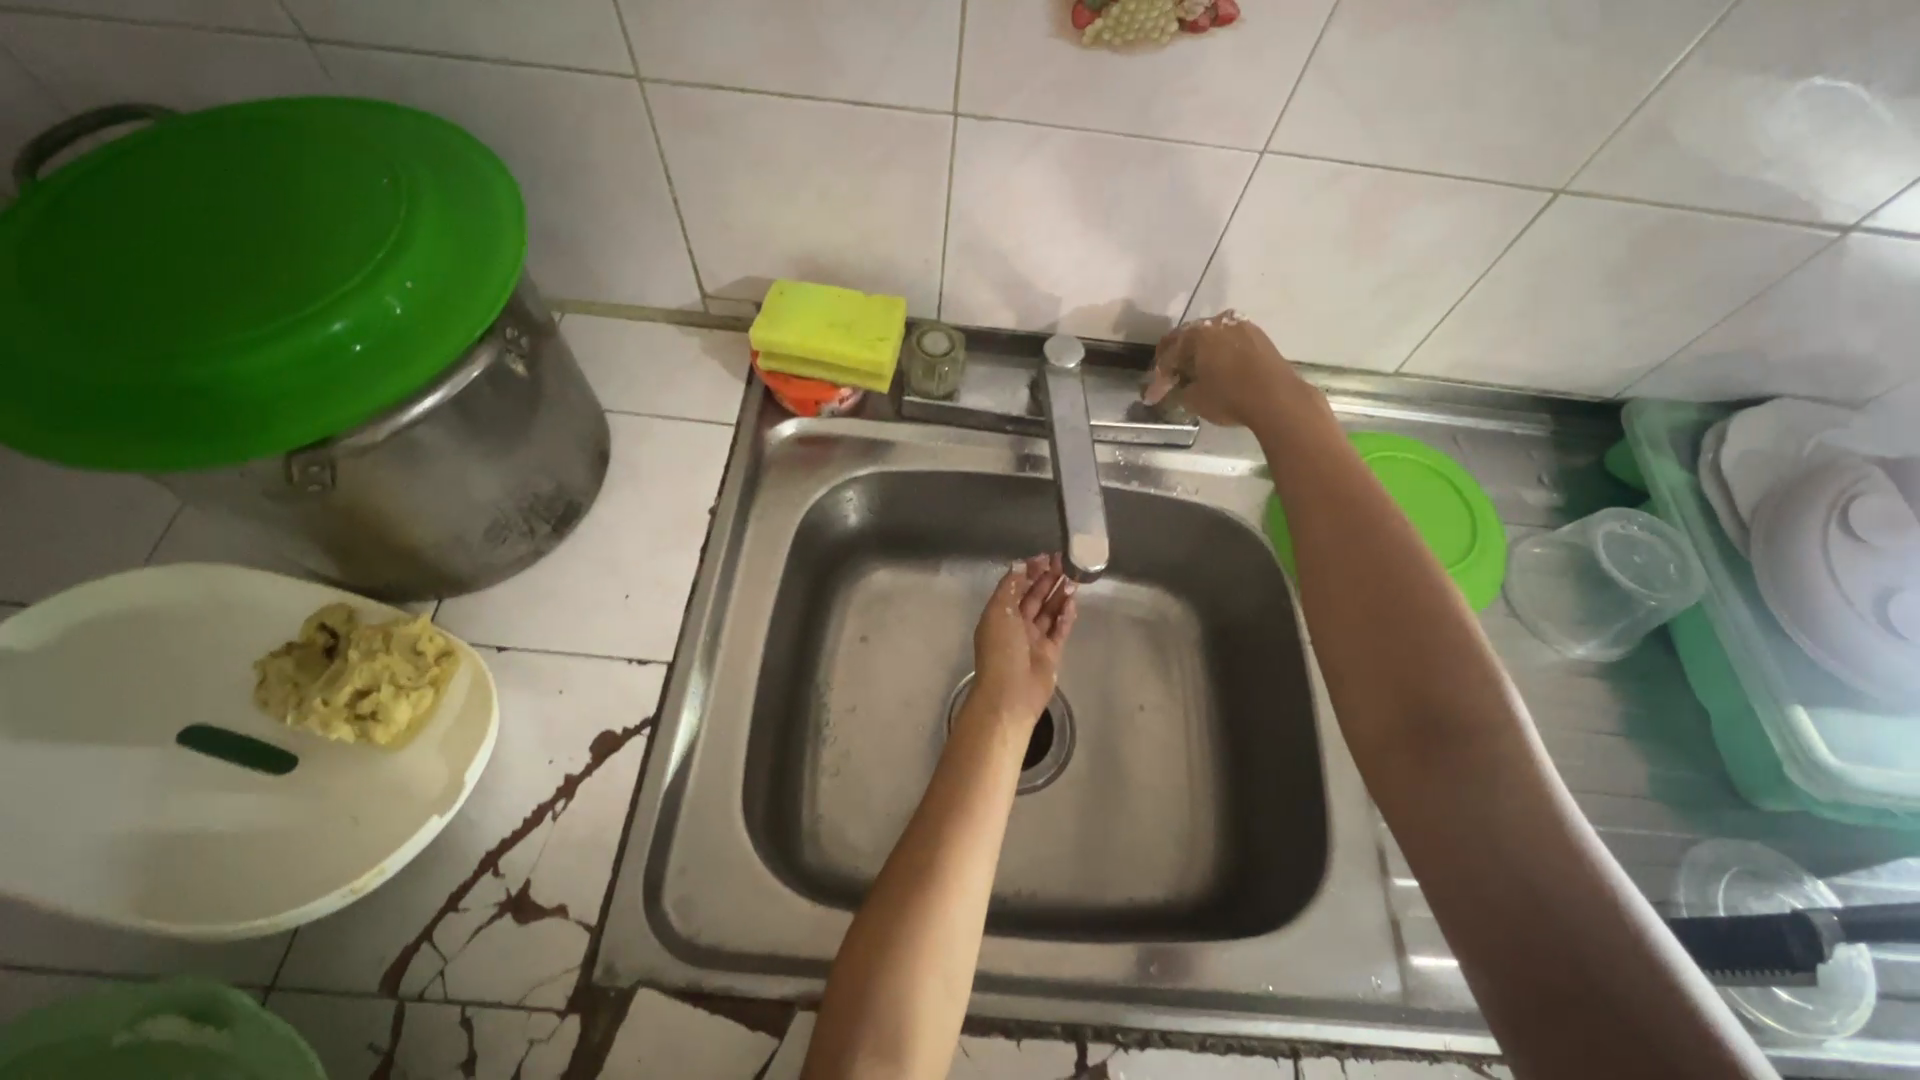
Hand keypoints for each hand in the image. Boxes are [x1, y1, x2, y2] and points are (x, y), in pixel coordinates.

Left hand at [969, 554, 1077, 733]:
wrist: (1010, 693)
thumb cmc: (1001, 650)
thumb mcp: (999, 612)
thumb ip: (1010, 587)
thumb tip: (1019, 564)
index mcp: (999, 614)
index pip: (1015, 587)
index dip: (1029, 572)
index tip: (1044, 557)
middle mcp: (1016, 625)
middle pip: (1034, 597)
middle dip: (1047, 580)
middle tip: (1064, 563)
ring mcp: (1034, 639)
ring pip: (1049, 612)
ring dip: (1059, 595)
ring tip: (1073, 578)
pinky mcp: (1051, 653)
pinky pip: (1060, 629)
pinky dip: (1065, 616)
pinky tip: (1073, 602)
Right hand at [1143, 310, 1321, 428]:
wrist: (1278, 398)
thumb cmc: (1229, 397)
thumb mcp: (1194, 399)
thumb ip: (1179, 389)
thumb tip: (1180, 386)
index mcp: (1197, 332)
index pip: (1168, 353)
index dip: (1158, 377)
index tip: (1152, 397)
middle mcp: (1219, 322)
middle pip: (1189, 340)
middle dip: (1178, 361)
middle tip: (1171, 381)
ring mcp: (1243, 327)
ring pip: (1212, 340)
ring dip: (1200, 356)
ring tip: (1195, 376)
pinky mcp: (1260, 338)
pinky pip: (1230, 344)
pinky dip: (1220, 356)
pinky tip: (1218, 372)